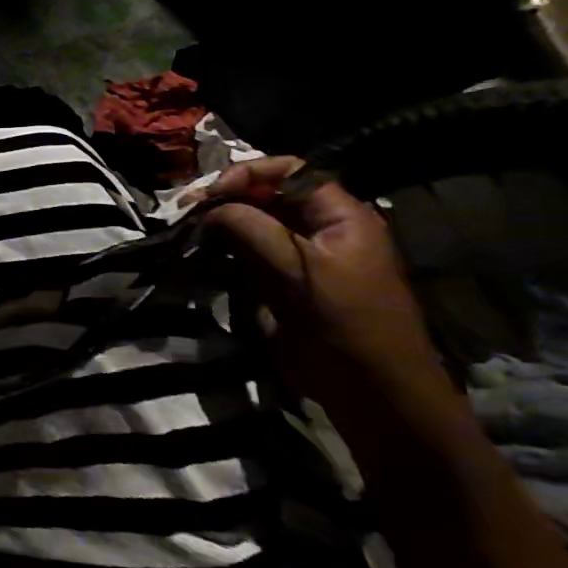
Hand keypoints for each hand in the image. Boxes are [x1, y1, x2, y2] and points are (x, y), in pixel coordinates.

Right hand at [204, 157, 441, 414]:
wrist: (377, 396)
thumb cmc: (346, 324)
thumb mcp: (296, 269)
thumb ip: (251, 229)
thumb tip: (210, 209)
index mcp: (339, 215)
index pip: (289, 171)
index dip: (248, 174)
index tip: (210, 194)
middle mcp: (324, 229)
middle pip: (270, 198)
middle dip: (230, 203)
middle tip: (191, 216)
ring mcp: (307, 260)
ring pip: (259, 229)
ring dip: (227, 231)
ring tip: (195, 239)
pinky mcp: (292, 287)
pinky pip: (257, 260)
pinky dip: (233, 258)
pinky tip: (210, 263)